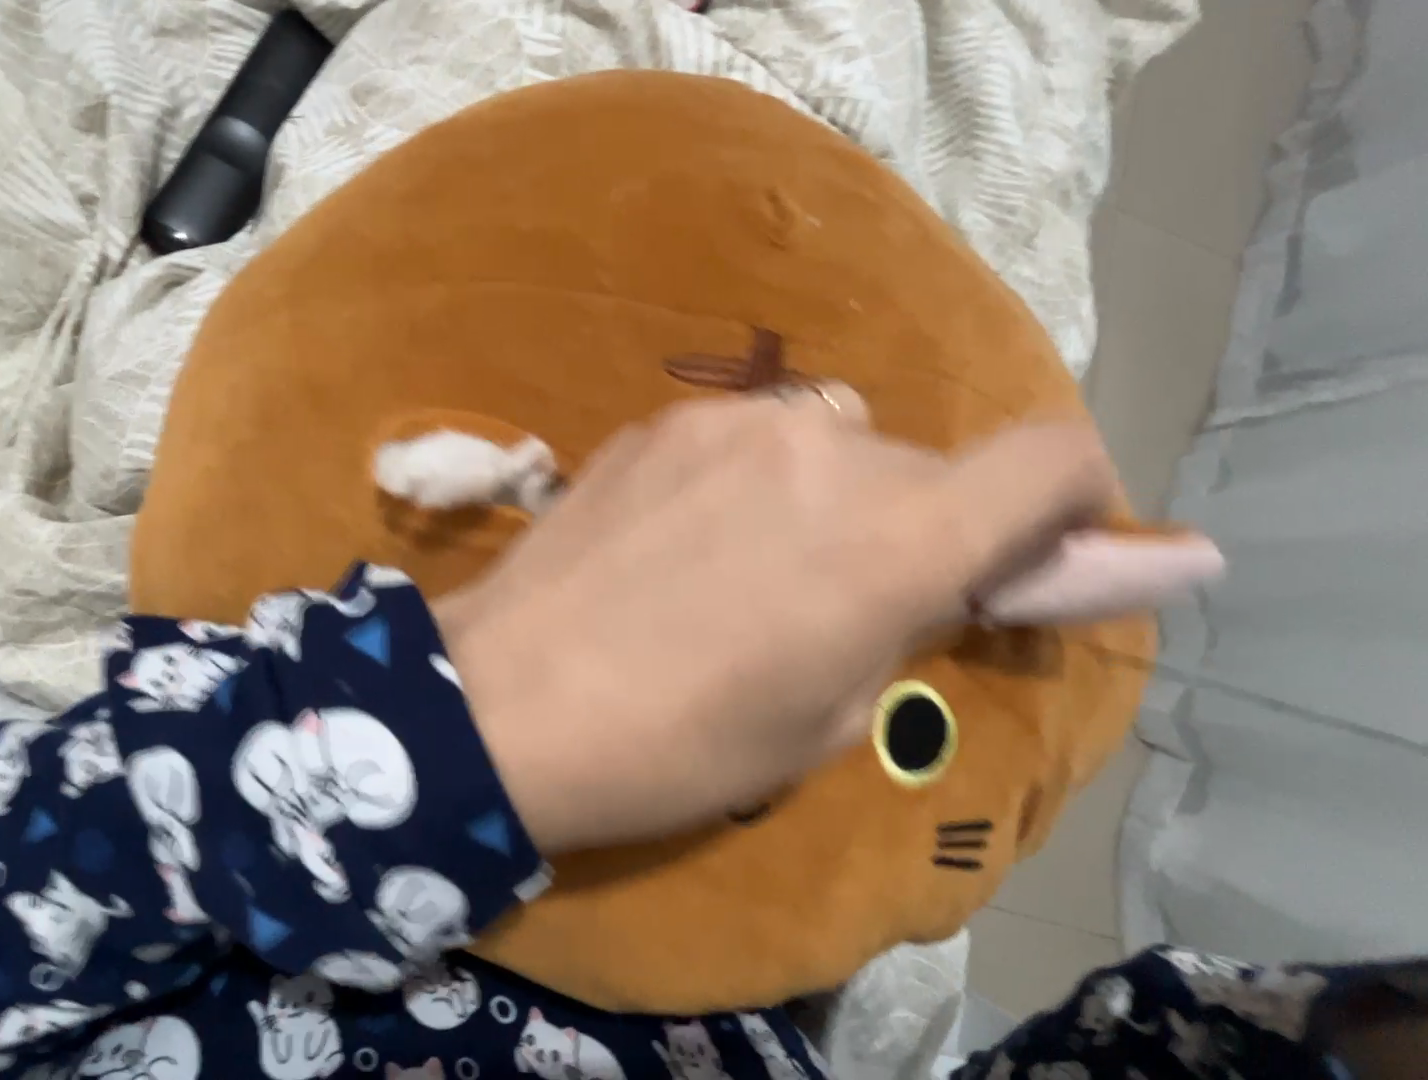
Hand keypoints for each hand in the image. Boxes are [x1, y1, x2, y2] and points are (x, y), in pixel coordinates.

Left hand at [433, 389, 1121, 854]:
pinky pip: (742, 440)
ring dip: (826, 495)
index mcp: (898, 532)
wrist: (508, 702)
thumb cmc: (679, 744)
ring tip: (750, 566)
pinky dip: (746, 481)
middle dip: (913, 523)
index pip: (1050, 458)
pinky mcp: (656, 422)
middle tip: (840, 595)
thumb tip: (1051, 570)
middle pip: (924, 465)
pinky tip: (679, 541)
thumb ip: (931, 616)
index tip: (1030, 552)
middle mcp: (828, 447)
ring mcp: (731, 422)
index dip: (1069, 503)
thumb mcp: (832, 713)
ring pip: (830, 442)